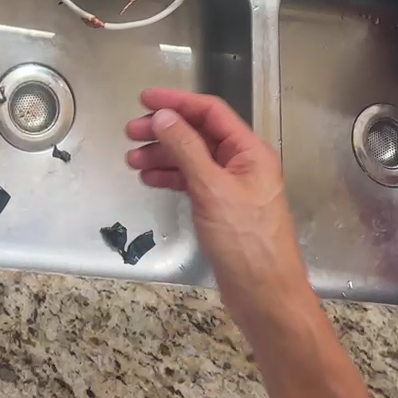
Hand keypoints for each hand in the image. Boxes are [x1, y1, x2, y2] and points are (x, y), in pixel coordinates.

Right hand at [128, 89, 388, 397]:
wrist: (267, 298)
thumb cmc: (245, 241)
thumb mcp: (212, 189)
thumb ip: (186, 148)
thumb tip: (162, 115)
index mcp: (249, 151)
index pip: (210, 112)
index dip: (177, 101)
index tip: (144, 99)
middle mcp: (241, 163)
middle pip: (198, 133)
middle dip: (164, 130)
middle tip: (131, 133)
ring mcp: (231, 186)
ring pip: (192, 157)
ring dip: (162, 155)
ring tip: (132, 160)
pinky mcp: (221, 207)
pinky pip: (192, 180)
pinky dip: (170, 176)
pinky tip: (149, 179)